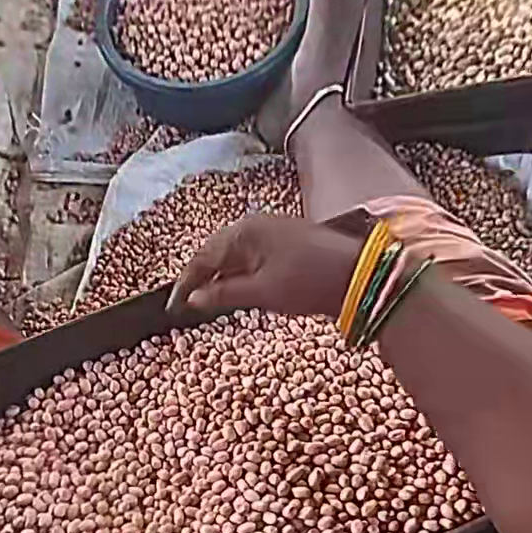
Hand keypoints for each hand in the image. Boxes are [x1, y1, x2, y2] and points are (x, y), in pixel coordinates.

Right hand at [167, 214, 364, 319]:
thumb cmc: (308, 281)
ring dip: (217, 277)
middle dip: (199, 278)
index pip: (201, 259)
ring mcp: (270, 231)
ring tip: (207, 301)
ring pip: (231, 255)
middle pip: (214, 253)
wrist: (357, 273)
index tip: (174, 307)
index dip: (186, 284)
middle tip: (187, 304)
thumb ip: (224, 296)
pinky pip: (248, 256)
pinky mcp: (283, 242)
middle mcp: (253, 225)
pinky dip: (236, 274)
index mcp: (243, 233)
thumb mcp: (261, 292)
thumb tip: (193, 300)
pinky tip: (235, 290)